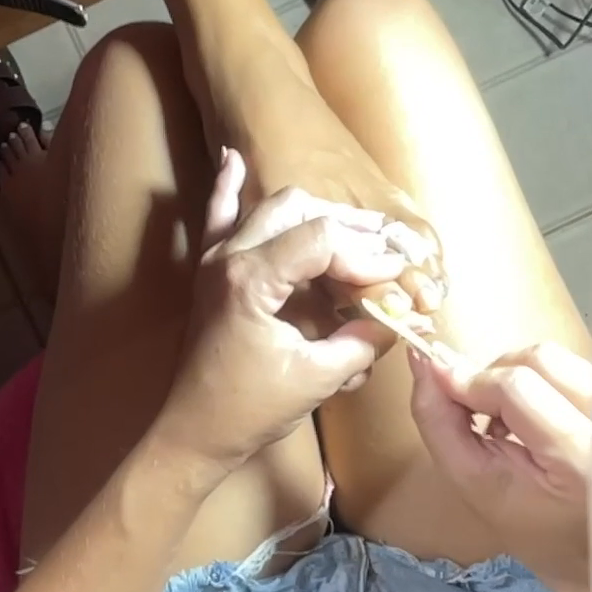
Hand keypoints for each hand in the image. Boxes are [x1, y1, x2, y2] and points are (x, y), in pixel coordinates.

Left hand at [151, 148, 404, 468]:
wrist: (194, 432)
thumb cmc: (249, 410)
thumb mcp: (317, 377)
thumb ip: (362, 340)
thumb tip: (397, 317)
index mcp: (250, 278)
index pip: (322, 238)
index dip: (366, 255)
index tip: (394, 277)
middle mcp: (228, 256)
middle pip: (299, 210)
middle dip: (346, 228)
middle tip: (381, 255)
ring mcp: (214, 259)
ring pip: (269, 208)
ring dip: (313, 215)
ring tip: (354, 231)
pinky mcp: (211, 272)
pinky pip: (217, 217)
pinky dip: (229, 188)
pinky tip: (234, 159)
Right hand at [406, 342, 591, 549]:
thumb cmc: (537, 530)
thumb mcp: (474, 484)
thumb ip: (439, 422)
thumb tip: (421, 358)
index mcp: (584, 459)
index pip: (517, 387)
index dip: (469, 381)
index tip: (441, 389)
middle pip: (540, 359)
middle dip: (493, 374)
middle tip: (478, 412)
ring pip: (557, 356)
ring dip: (517, 375)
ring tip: (508, 418)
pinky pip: (574, 364)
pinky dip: (541, 379)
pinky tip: (535, 415)